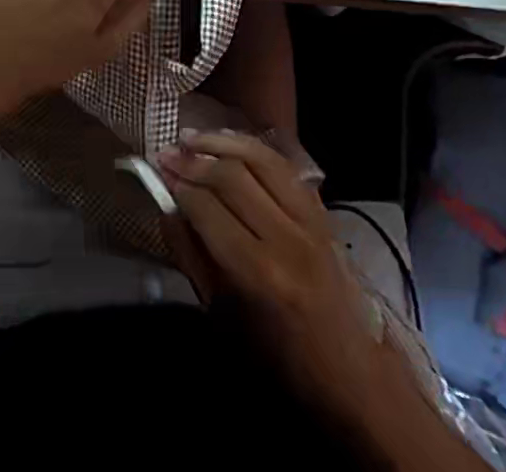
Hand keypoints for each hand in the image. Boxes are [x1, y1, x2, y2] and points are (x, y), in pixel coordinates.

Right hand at [157, 130, 381, 414]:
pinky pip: (286, 168)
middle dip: (195, 160)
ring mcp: (312, 220)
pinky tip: (233, 146)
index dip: (178, 185)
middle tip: (167, 151)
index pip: (209, 209)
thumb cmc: (278, 355)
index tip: (156, 172)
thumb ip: (192, 257)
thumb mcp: (223, 317)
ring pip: (264, 160)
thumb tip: (167, 208)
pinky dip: (256, 151)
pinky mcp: (325, 213)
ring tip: (194, 138)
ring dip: (225, 143)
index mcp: (259, 272)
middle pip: (234, 177)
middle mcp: (288, 236)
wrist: (349, 367)